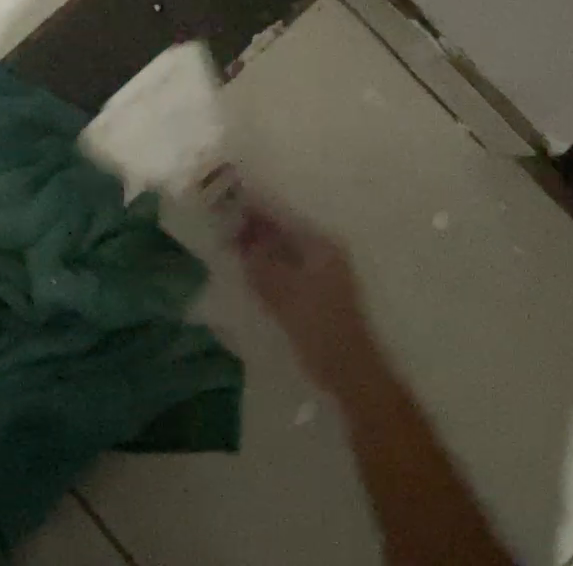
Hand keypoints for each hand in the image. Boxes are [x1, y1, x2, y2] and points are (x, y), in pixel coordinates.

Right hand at [220, 176, 386, 395]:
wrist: (351, 374)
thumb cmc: (320, 329)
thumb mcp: (283, 294)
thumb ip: (261, 264)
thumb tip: (241, 242)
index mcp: (321, 246)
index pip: (282, 216)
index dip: (255, 207)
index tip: (228, 199)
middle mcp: (324, 253)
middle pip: (284, 231)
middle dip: (254, 226)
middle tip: (221, 221)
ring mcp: (323, 274)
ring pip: (283, 251)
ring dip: (259, 247)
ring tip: (229, 241)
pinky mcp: (317, 294)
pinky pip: (286, 269)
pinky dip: (267, 266)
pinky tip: (248, 270)